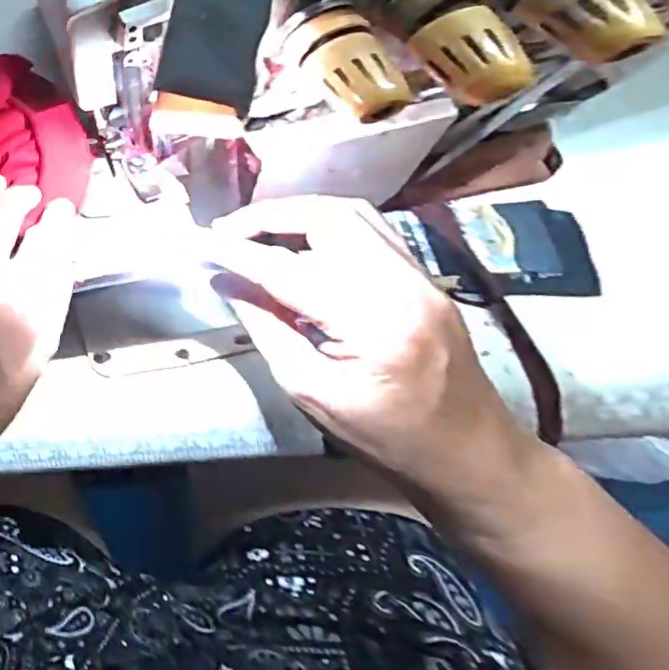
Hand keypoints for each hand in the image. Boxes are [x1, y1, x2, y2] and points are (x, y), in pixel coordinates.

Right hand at [200, 196, 545, 507]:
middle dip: (264, 218)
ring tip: (252, 230)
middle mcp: (404, 287)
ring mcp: (420, 277)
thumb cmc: (384, 437)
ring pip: (347, 213)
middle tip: (223, 233)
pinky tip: (294, 239)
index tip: (196, 244)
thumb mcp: (307, 388)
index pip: (287, 269)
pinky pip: (367, 227)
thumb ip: (263, 324)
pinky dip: (321, 222)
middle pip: (324, 219)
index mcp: (374, 324)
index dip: (234, 252)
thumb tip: (223, 278)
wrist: (472, 456)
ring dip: (292, 213)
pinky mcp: (423, 277)